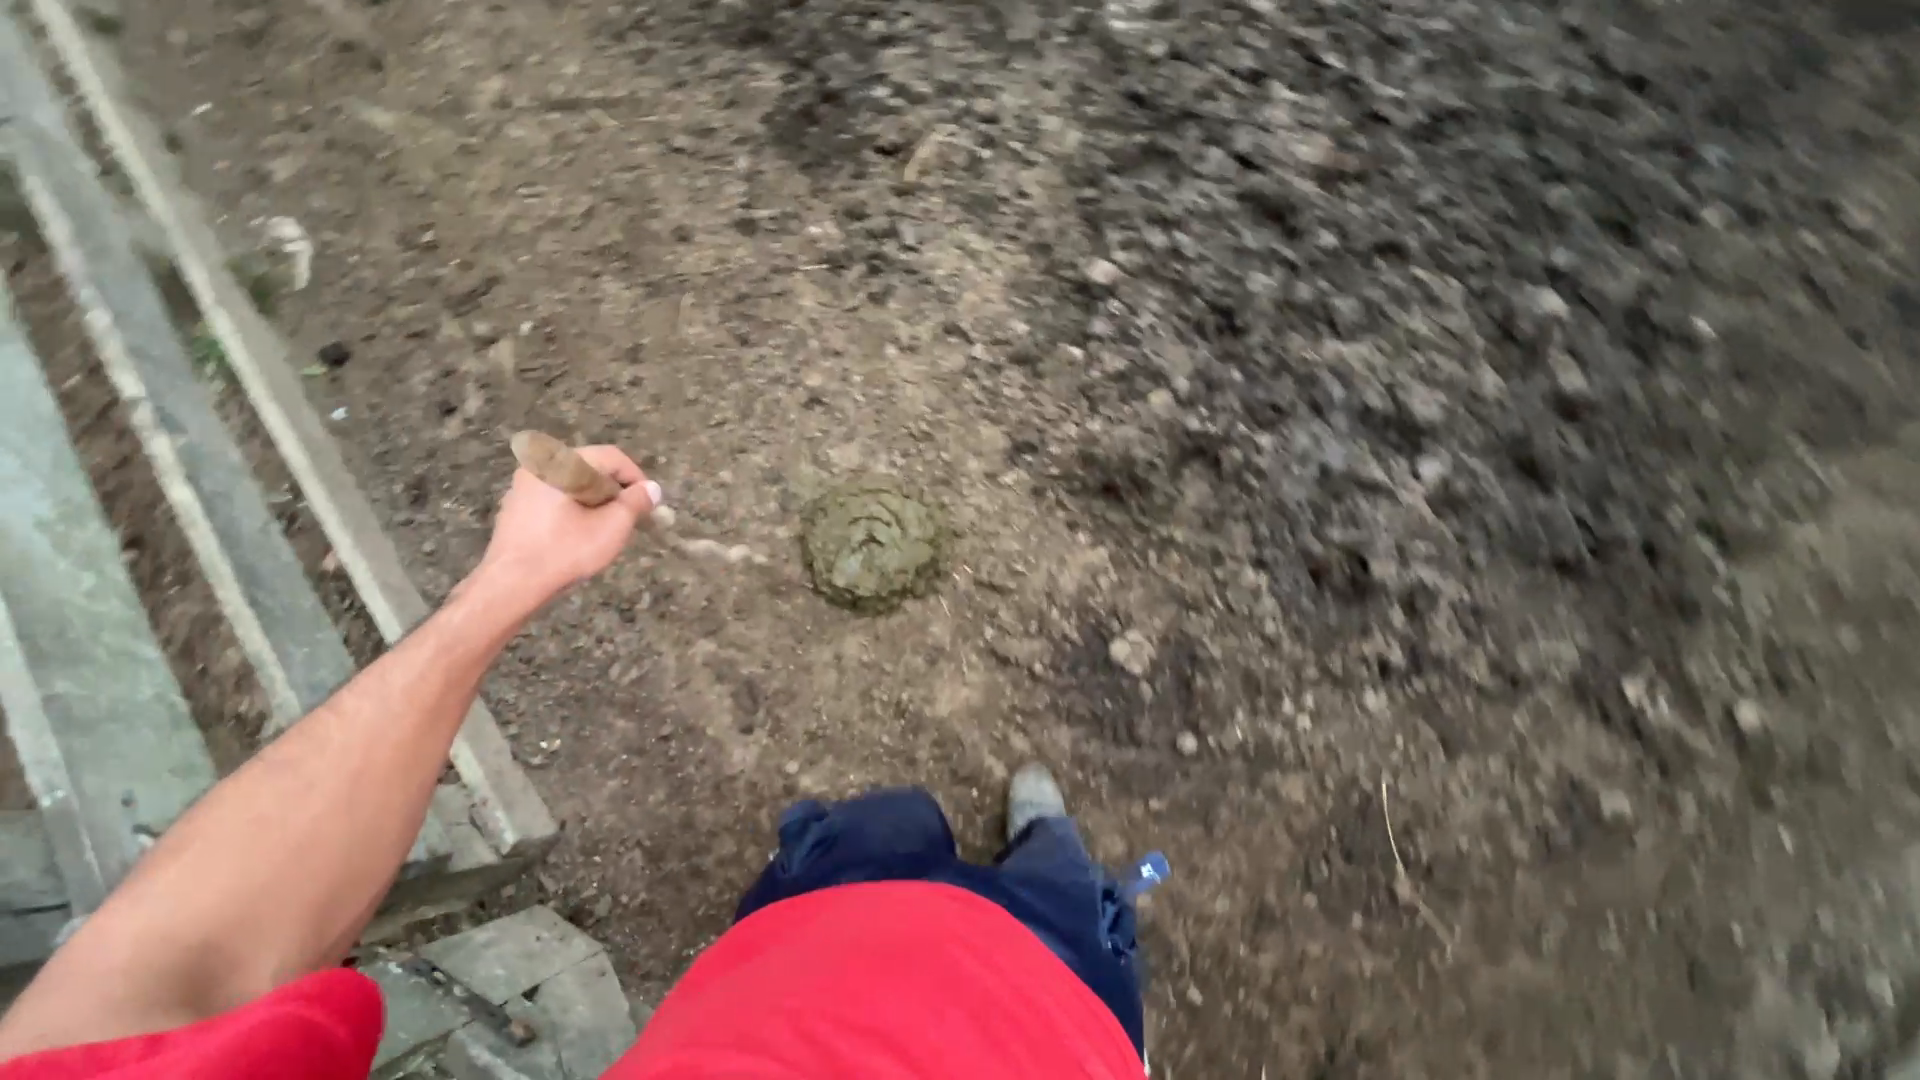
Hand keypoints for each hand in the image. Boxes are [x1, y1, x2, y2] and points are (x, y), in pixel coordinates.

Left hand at [471, 444, 660, 607]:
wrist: (512, 584)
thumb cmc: (565, 552)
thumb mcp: (612, 527)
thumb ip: (635, 502)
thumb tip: (652, 488)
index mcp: (561, 463)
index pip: (611, 457)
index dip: (636, 478)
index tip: (648, 503)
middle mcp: (539, 465)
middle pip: (591, 467)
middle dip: (615, 490)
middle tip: (630, 517)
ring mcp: (523, 484)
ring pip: (573, 482)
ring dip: (595, 498)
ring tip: (607, 526)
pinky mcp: (516, 504)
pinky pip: (555, 495)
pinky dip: (574, 505)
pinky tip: (579, 532)